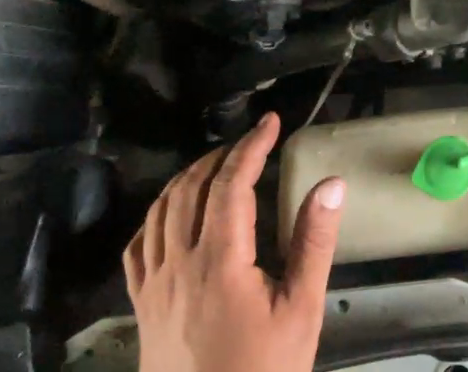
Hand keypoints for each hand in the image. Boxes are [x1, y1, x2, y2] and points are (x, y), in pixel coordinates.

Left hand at [125, 112, 345, 371]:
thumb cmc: (263, 371)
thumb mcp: (300, 311)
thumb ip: (314, 243)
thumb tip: (330, 183)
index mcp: (220, 261)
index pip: (231, 184)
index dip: (251, 146)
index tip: (271, 122)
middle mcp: (178, 264)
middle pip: (190, 189)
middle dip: (221, 155)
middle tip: (251, 143)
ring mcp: (153, 287)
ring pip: (159, 211)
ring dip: (187, 178)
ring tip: (216, 166)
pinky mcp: (141, 309)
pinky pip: (137, 248)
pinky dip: (154, 217)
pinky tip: (170, 216)